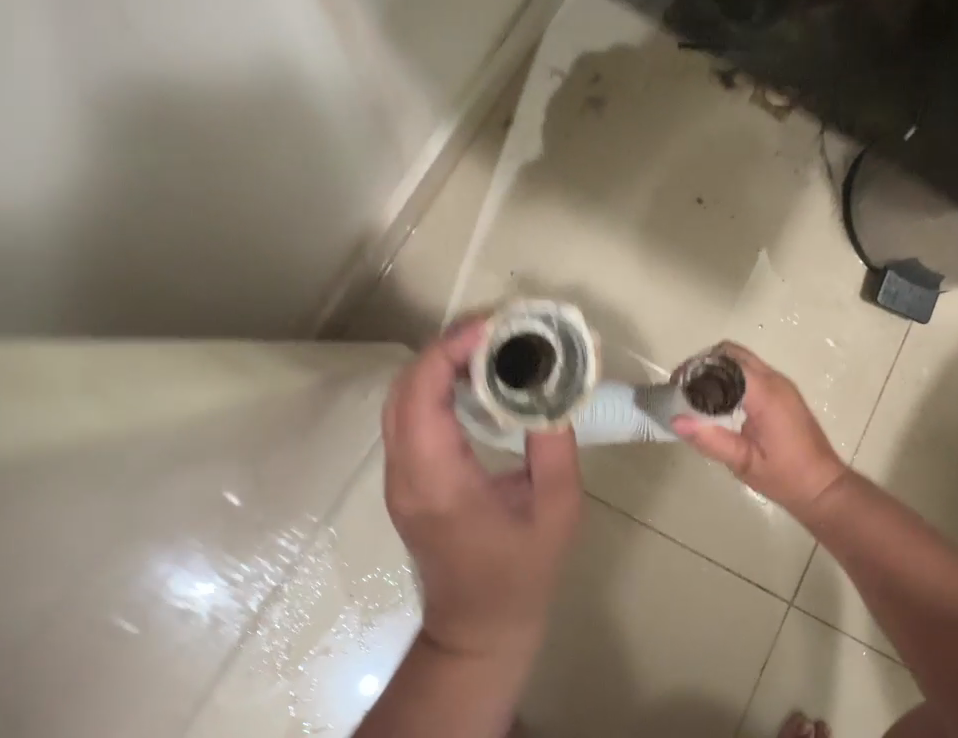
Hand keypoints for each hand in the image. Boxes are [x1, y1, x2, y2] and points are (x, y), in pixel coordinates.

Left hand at [382, 319, 581, 658]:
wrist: (478, 631)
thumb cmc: (522, 575)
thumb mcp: (557, 508)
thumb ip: (554, 440)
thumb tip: (559, 380)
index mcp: (437, 480)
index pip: (422, 393)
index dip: (451, 349)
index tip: (496, 327)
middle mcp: (405, 472)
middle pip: (404, 387)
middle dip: (447, 347)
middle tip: (499, 329)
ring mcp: (399, 477)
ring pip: (402, 398)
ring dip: (441, 363)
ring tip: (492, 345)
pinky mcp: (406, 479)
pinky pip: (410, 415)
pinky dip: (437, 385)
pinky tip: (477, 379)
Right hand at [670, 342, 850, 516]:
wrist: (822, 486)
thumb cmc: (785, 477)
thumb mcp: (743, 462)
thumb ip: (710, 439)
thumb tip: (676, 420)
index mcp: (765, 394)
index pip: (725, 362)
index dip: (697, 368)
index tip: (677, 386)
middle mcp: (774, 380)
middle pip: (732, 353)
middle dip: (704, 364)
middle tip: (683, 388)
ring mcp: (781, 384)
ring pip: (742, 360)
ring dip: (717, 369)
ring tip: (696, 394)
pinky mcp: (783, 392)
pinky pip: (751, 372)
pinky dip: (731, 378)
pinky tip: (718, 402)